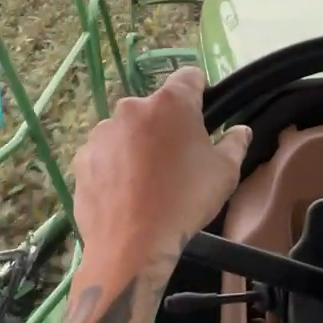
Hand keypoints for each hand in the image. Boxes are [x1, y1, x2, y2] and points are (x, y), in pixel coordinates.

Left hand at [71, 67, 250, 272]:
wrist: (132, 245)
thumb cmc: (186, 200)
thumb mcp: (225, 172)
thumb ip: (235, 143)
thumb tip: (241, 131)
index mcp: (171, 104)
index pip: (189, 77)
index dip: (200, 90)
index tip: (204, 111)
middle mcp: (132, 109)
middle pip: (156, 107)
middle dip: (167, 124)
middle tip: (179, 157)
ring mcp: (102, 133)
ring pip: (128, 129)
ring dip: (139, 143)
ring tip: (149, 179)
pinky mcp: (82, 158)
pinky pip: (106, 153)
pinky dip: (116, 165)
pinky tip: (126, 192)